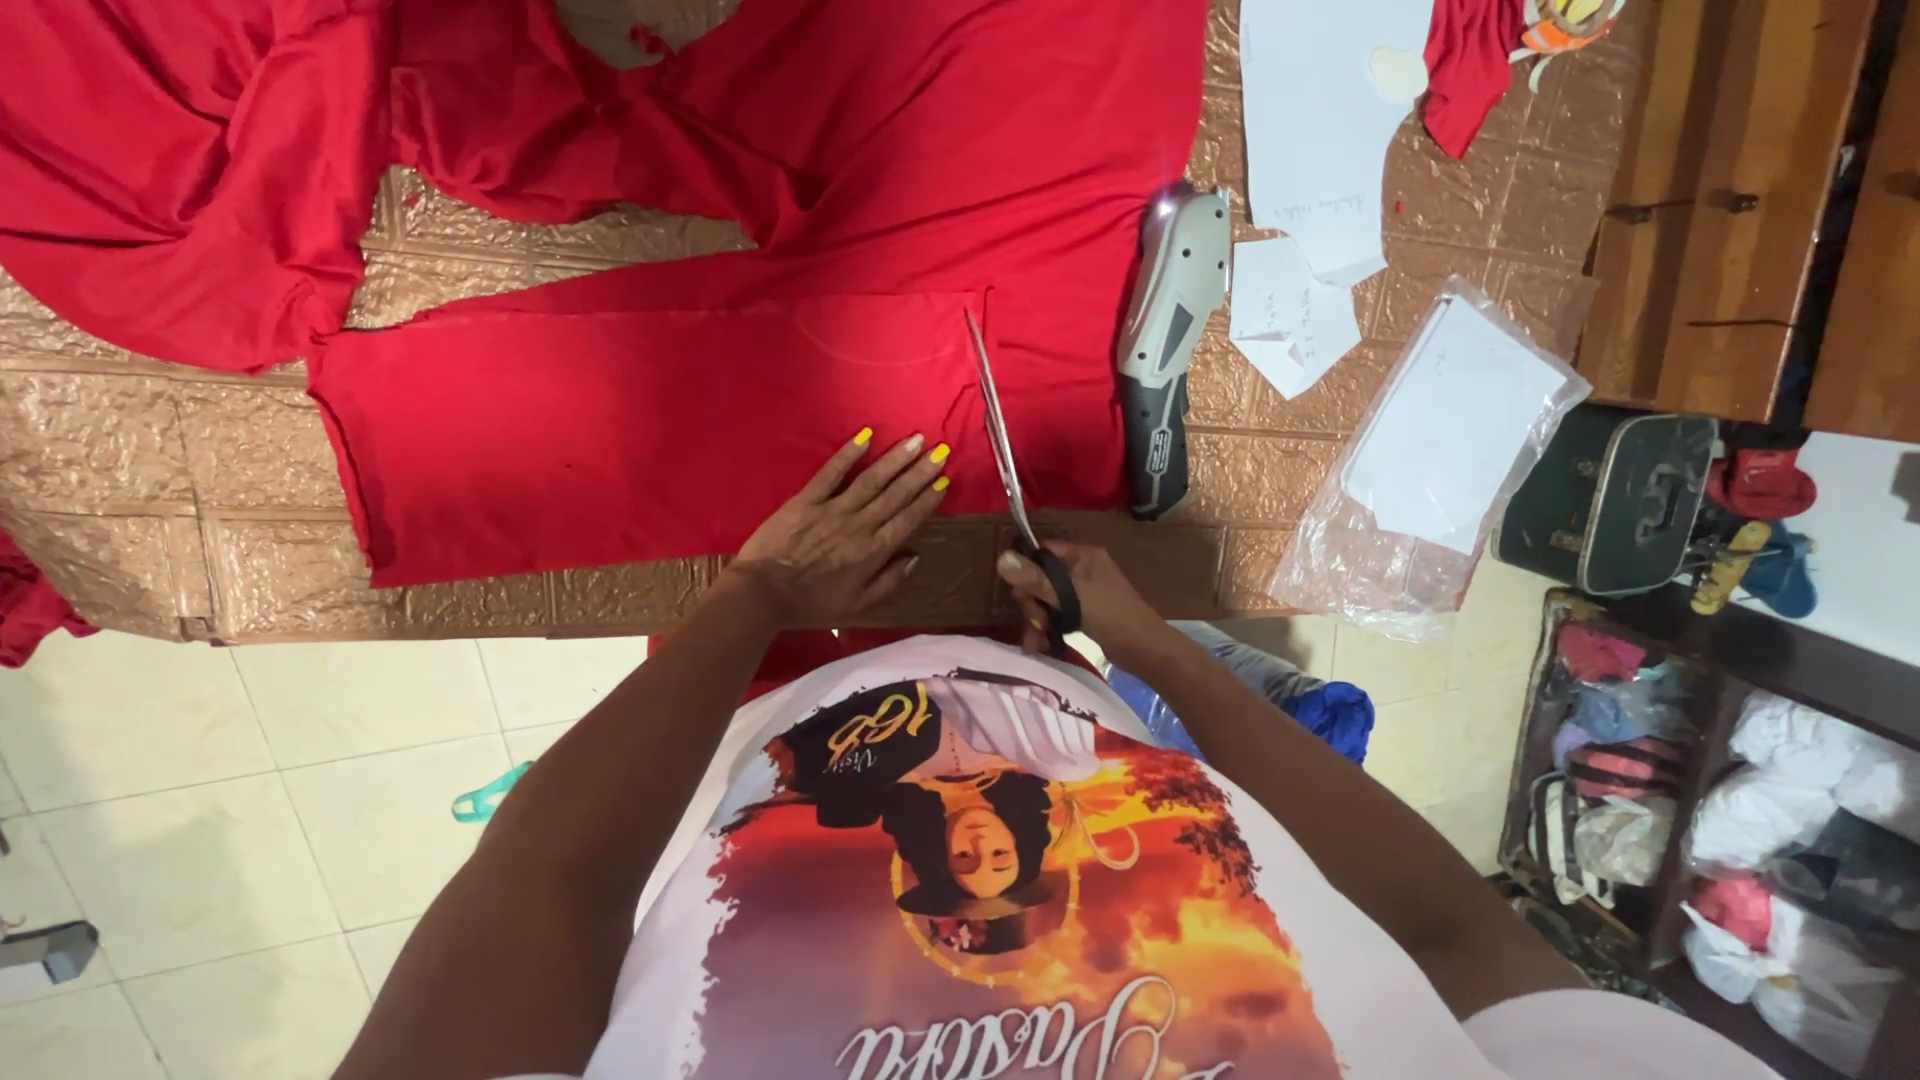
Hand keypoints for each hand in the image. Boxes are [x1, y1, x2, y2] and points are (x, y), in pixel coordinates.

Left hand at [724, 429, 949, 625]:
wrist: (763, 593)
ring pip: (871, 479)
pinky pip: (831, 472)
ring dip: (895, 459)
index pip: (907, 520)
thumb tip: (913, 558)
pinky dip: (848, 453)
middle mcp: (858, 525)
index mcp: (872, 552)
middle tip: (940, 451)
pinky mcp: (806, 499)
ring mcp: (832, 509)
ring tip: (915, 440)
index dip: (927, 500)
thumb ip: (887, 582)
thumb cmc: (810, 603)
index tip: (943, 481)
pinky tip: (866, 436)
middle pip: (895, 494)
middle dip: (920, 472)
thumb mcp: (856, 605)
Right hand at [995, 541, 1173, 666]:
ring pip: (1047, 599)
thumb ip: (1035, 579)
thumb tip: (1001, 559)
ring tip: (1034, 641)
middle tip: (1033, 623)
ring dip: (1037, 620)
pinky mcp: (1084, 612)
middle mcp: (1082, 568)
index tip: (1018, 592)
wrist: (1144, 649)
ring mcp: (1084, 591)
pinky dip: (1048, 627)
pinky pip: (1057, 614)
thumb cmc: (1110, 616)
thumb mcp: (1070, 596)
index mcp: (1082, 555)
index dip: (1024, 569)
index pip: (1042, 551)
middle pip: (1041, 578)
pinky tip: (1041, 644)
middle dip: (1032, 603)